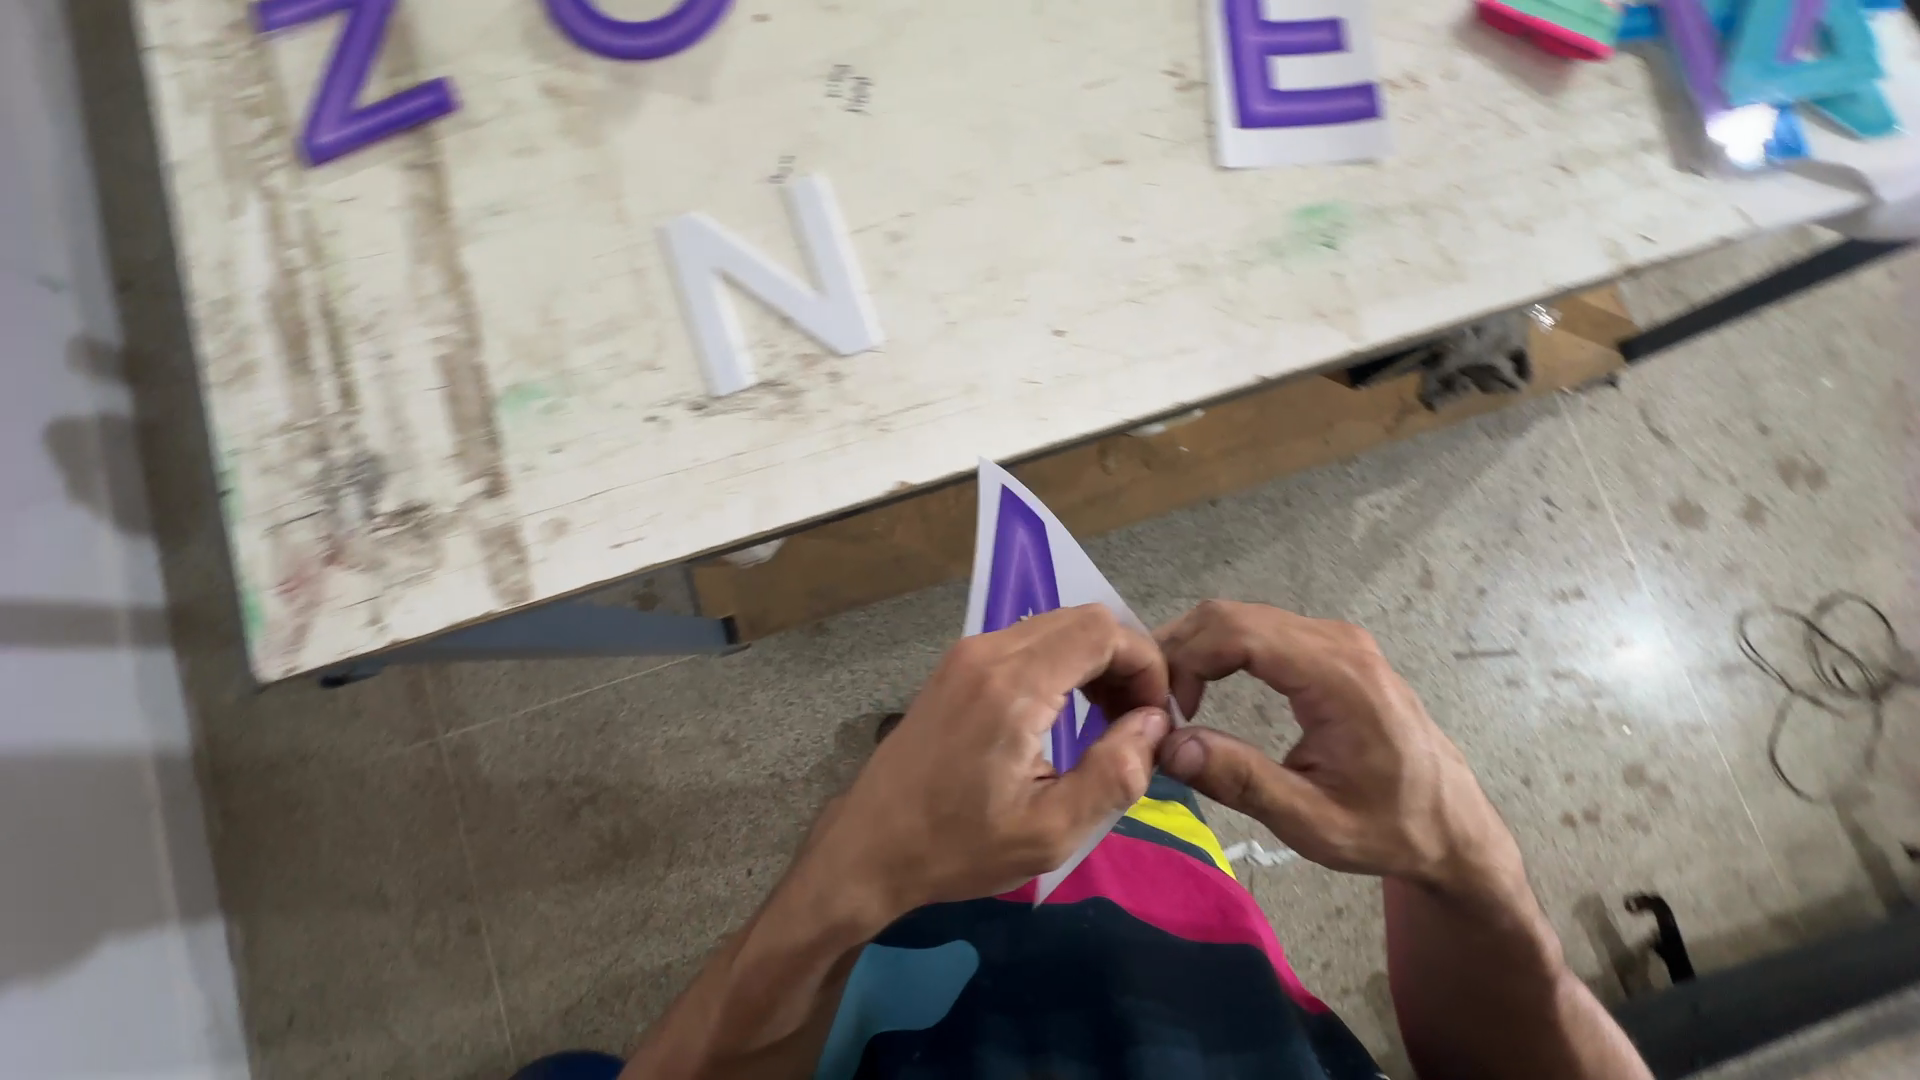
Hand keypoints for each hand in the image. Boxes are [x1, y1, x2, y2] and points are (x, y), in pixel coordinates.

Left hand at [809, 605, 1172, 915]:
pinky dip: (1061, 664)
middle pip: (1082, 618)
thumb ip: (1115, 773)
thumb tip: (1153, 723)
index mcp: (1012, 684)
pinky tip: (1062, 714)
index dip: (1145, 664)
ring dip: (1093, 662)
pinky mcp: (956, 666)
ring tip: (1105, 722)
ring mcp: (966, 653)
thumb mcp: (1051, 831)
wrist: (869, 845)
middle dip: (1124, 662)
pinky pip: (1026, 642)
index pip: (1102, 630)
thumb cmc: (958, 847)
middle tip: (1133, 722)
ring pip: (1055, 625)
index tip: (1154, 717)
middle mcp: (987, 651)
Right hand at [1154, 601, 1522, 898]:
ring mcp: (1332, 638)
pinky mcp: (1327, 647)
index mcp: (1337, 675)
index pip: (1236, 632)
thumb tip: (1168, 745)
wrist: (1453, 825)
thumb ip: (1242, 782)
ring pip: (1237, 617)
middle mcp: (1334, 640)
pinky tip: (1198, 685)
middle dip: (1177, 650)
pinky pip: (1255, 629)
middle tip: (1147, 701)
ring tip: (1167, 698)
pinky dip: (1215, 650)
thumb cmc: (1390, 828)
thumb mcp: (1314, 824)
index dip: (1184, 660)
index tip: (1163, 710)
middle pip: (1228, 615)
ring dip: (1192, 649)